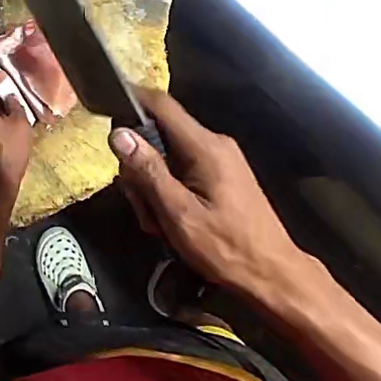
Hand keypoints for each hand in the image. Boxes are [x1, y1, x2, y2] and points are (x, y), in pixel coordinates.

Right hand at [110, 89, 316, 307]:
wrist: (275, 279)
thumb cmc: (228, 249)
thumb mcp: (179, 213)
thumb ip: (148, 171)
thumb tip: (119, 134)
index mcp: (205, 147)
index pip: (160, 104)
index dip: (130, 101)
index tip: (105, 114)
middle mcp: (213, 144)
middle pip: (158, 134)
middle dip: (140, 167)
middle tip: (142, 206)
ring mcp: (219, 158)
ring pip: (166, 155)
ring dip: (153, 185)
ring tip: (160, 223)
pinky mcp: (220, 174)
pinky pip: (181, 168)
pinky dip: (168, 190)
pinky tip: (171, 220)